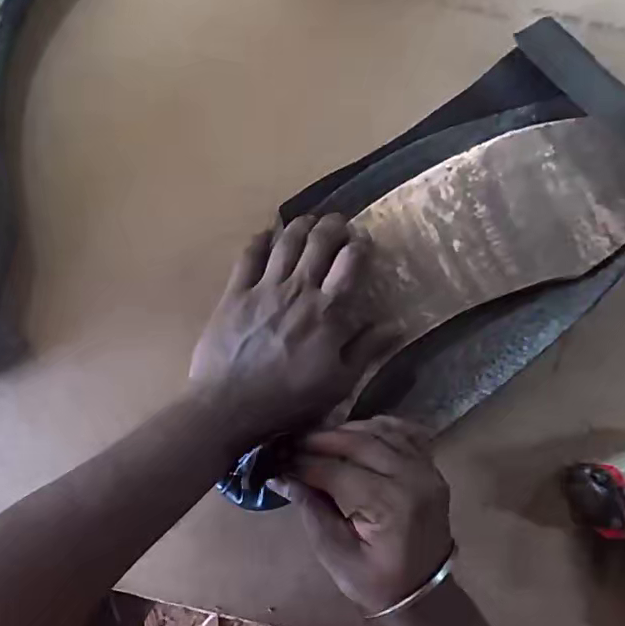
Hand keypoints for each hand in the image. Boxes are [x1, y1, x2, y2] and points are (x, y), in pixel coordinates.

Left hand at [188, 214, 381, 442]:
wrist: (229, 404)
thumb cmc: (287, 401)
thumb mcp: (336, 384)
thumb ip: (365, 351)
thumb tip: (395, 325)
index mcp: (328, 312)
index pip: (351, 264)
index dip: (359, 245)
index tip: (362, 241)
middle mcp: (299, 291)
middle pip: (320, 243)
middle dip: (333, 226)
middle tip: (338, 222)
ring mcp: (264, 289)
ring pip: (287, 243)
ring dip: (300, 226)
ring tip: (308, 220)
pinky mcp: (234, 294)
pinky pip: (249, 256)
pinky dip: (260, 240)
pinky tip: (266, 234)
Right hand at [285, 417, 453, 610]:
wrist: (425, 595)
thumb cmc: (377, 583)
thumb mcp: (336, 555)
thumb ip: (310, 511)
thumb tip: (279, 478)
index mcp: (389, 505)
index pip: (335, 470)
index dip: (302, 464)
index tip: (278, 463)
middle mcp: (412, 479)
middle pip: (358, 442)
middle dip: (320, 441)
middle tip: (291, 444)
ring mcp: (427, 470)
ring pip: (381, 431)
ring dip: (346, 430)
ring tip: (317, 440)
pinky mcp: (431, 469)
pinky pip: (405, 434)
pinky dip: (378, 427)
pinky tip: (356, 433)